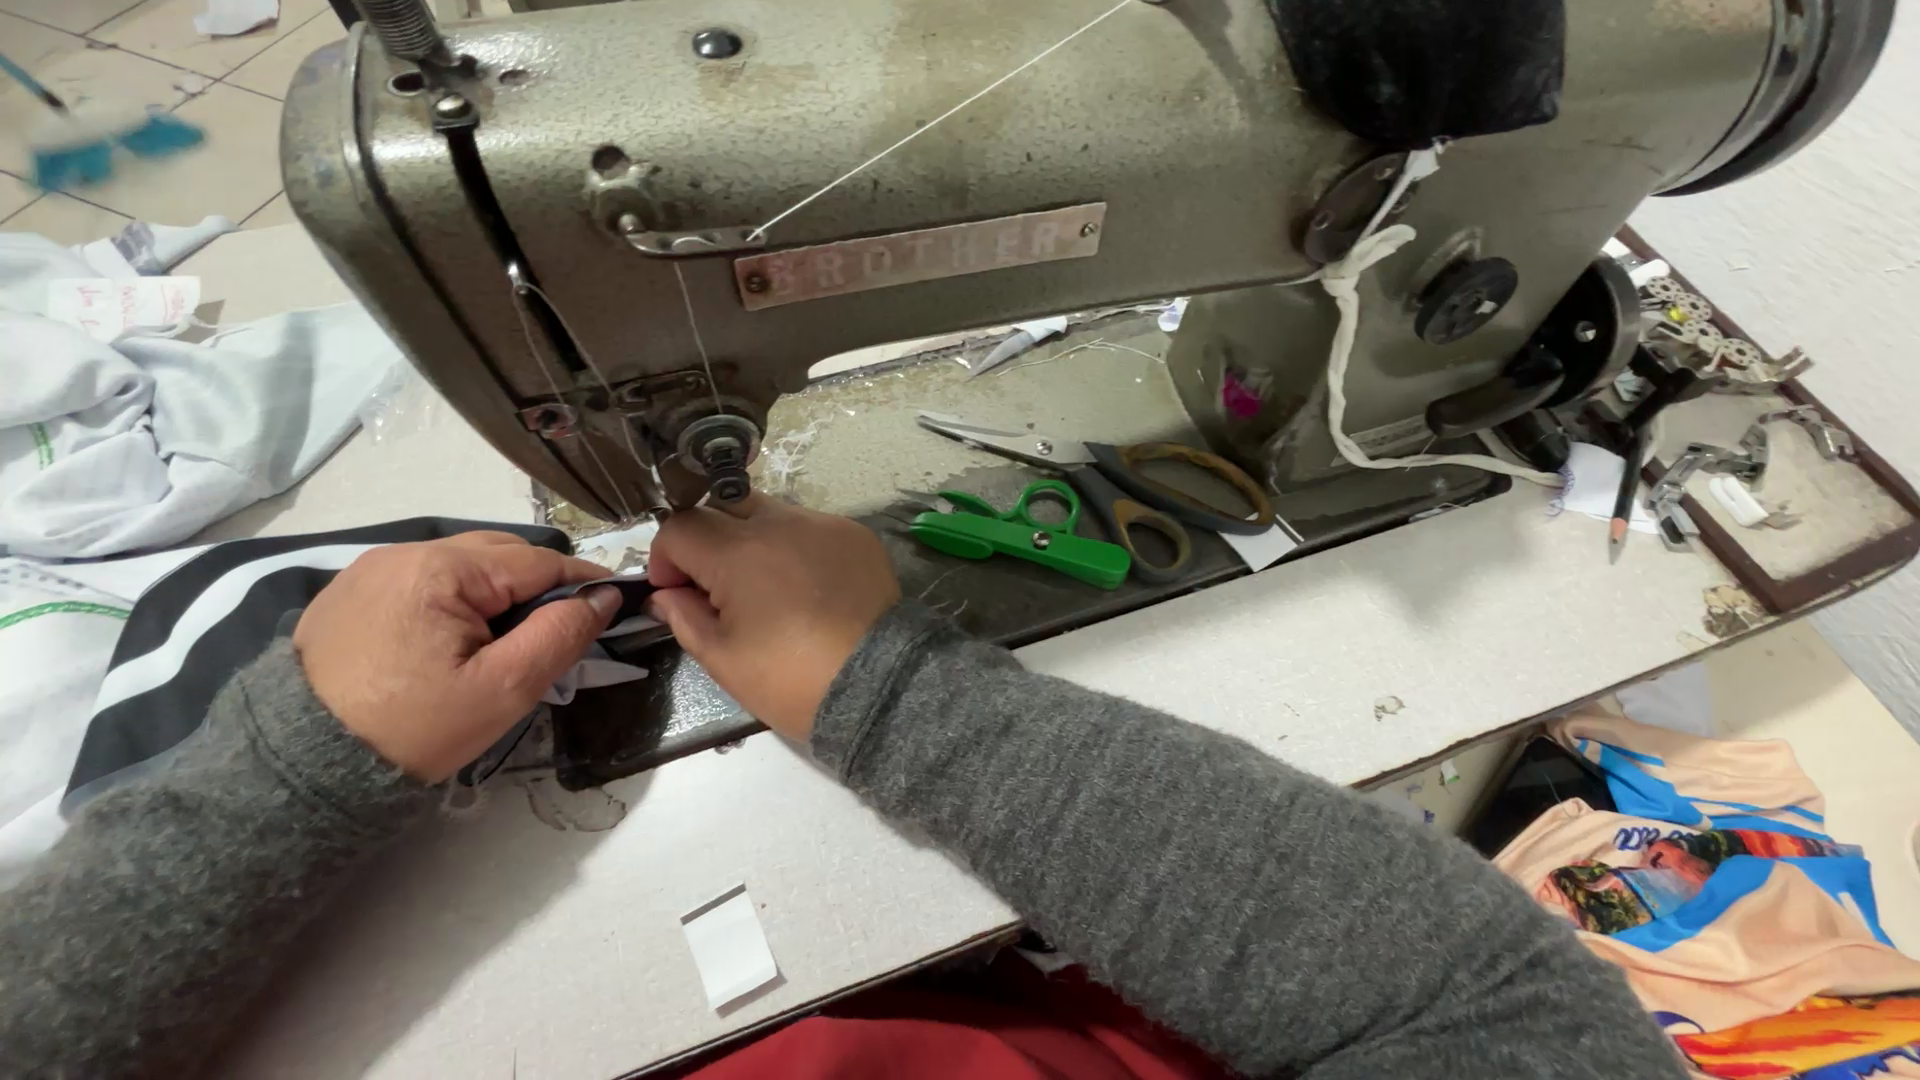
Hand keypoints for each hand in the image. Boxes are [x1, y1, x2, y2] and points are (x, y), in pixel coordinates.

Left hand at [293, 532, 619, 781]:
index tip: (613, 605)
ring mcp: (371, 569)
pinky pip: (428, 579)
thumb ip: (562, 633)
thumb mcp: (506, 688)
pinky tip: (458, 638)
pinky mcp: (351, 592)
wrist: (299, 770)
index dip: (583, 581)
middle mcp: (404, 553)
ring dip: (499, 591)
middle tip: (556, 632)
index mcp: (440, 570)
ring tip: (508, 637)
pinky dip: (459, 598)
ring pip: (466, 564)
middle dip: (540, 586)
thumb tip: (605, 595)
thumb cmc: (414, 728)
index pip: (538, 561)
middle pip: (502, 554)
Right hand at [646, 495, 900, 738]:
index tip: (675, 591)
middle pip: (723, 507)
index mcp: (739, 552)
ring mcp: (823, 524)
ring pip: (770, 512)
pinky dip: (796, 547)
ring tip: (765, 587)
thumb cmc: (794, 678)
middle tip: (716, 586)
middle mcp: (781, 523)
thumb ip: (685, 617)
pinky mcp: (856, 534)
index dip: (665, 557)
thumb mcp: (724, 659)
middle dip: (707, 540)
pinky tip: (807, 587)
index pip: (680, 526)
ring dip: (752, 539)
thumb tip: (665, 594)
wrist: (880, 684)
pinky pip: (810, 526)